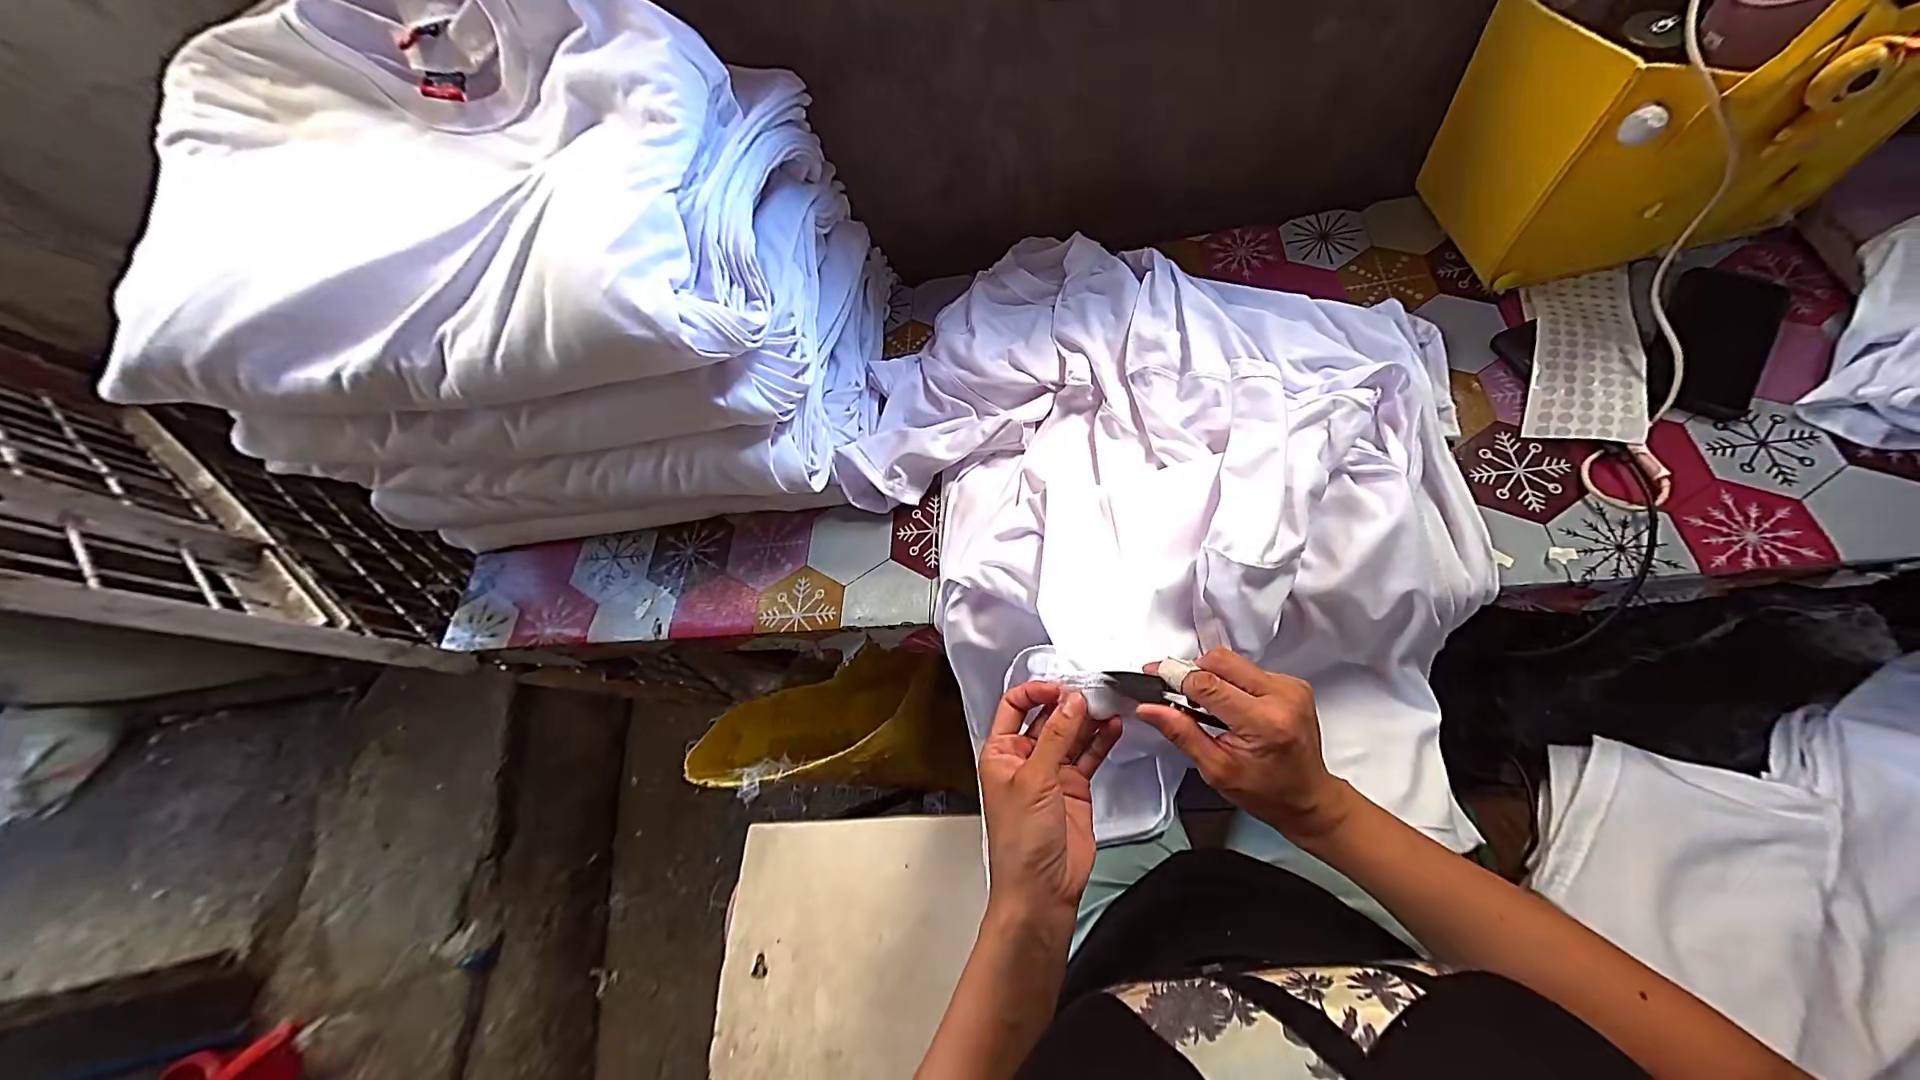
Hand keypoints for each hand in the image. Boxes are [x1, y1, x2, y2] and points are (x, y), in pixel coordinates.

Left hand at [978, 682, 1123, 927]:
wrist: (1041, 890)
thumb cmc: (1019, 845)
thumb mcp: (1034, 781)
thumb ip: (1055, 738)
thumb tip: (1070, 703)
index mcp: (1001, 752)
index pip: (1014, 706)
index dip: (1035, 692)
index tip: (1059, 688)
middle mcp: (1025, 758)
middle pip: (1047, 717)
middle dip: (1067, 703)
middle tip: (1090, 692)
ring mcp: (1051, 772)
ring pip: (1071, 733)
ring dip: (1088, 719)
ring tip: (1106, 704)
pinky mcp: (1074, 786)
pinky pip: (1089, 754)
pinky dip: (1101, 740)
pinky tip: (1112, 727)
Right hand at [1135, 647, 1350, 839]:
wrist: (1308, 798)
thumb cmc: (1268, 791)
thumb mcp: (1215, 769)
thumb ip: (1180, 732)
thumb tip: (1149, 708)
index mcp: (1264, 722)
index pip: (1207, 683)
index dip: (1175, 678)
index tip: (1154, 677)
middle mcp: (1282, 697)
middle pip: (1219, 661)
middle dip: (1191, 673)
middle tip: (1176, 694)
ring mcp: (1290, 687)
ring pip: (1232, 660)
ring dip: (1209, 675)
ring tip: (1204, 704)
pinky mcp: (1291, 683)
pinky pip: (1246, 667)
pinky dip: (1228, 680)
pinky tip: (1226, 703)